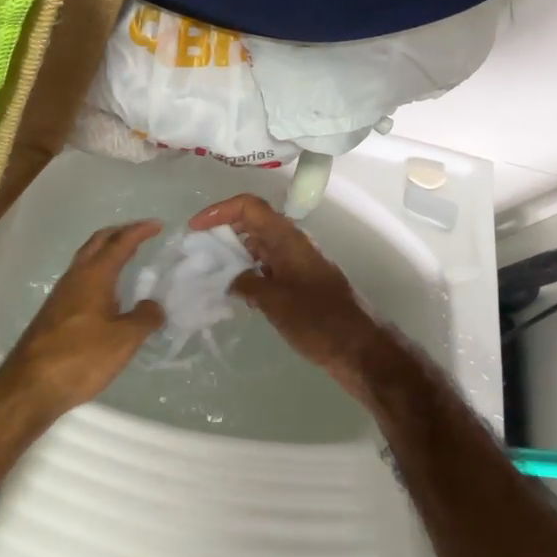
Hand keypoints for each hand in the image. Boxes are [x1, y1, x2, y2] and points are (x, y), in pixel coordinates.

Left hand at [2, 221, 165, 418]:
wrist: (31, 385)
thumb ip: (144, 319)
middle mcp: (76, 277)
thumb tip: (154, 306)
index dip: (139, 231)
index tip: (157, 225)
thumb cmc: (81, 356)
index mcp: (94, 275)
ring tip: (127, 259)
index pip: (120, 243)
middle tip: (140, 234)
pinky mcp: (55, 312)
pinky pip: (81, 278)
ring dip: (106, 252)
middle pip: (98, 242)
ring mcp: (61, 294)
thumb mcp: (123, 340)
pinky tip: (107, 293)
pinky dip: (98, 272)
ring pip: (86, 259)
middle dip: (119, 233)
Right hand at [190, 194, 384, 398]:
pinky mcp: (298, 283)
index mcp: (287, 238)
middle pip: (251, 223)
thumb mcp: (274, 301)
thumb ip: (246, 284)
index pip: (249, 206)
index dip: (219, 210)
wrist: (361, 350)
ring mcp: (296, 263)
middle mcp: (291, 244)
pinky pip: (266, 266)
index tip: (195, 227)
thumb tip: (229, 279)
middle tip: (195, 249)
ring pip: (258, 246)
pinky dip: (246, 271)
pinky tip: (231, 290)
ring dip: (232, 253)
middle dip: (221, 231)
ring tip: (205, 270)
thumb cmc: (319, 321)